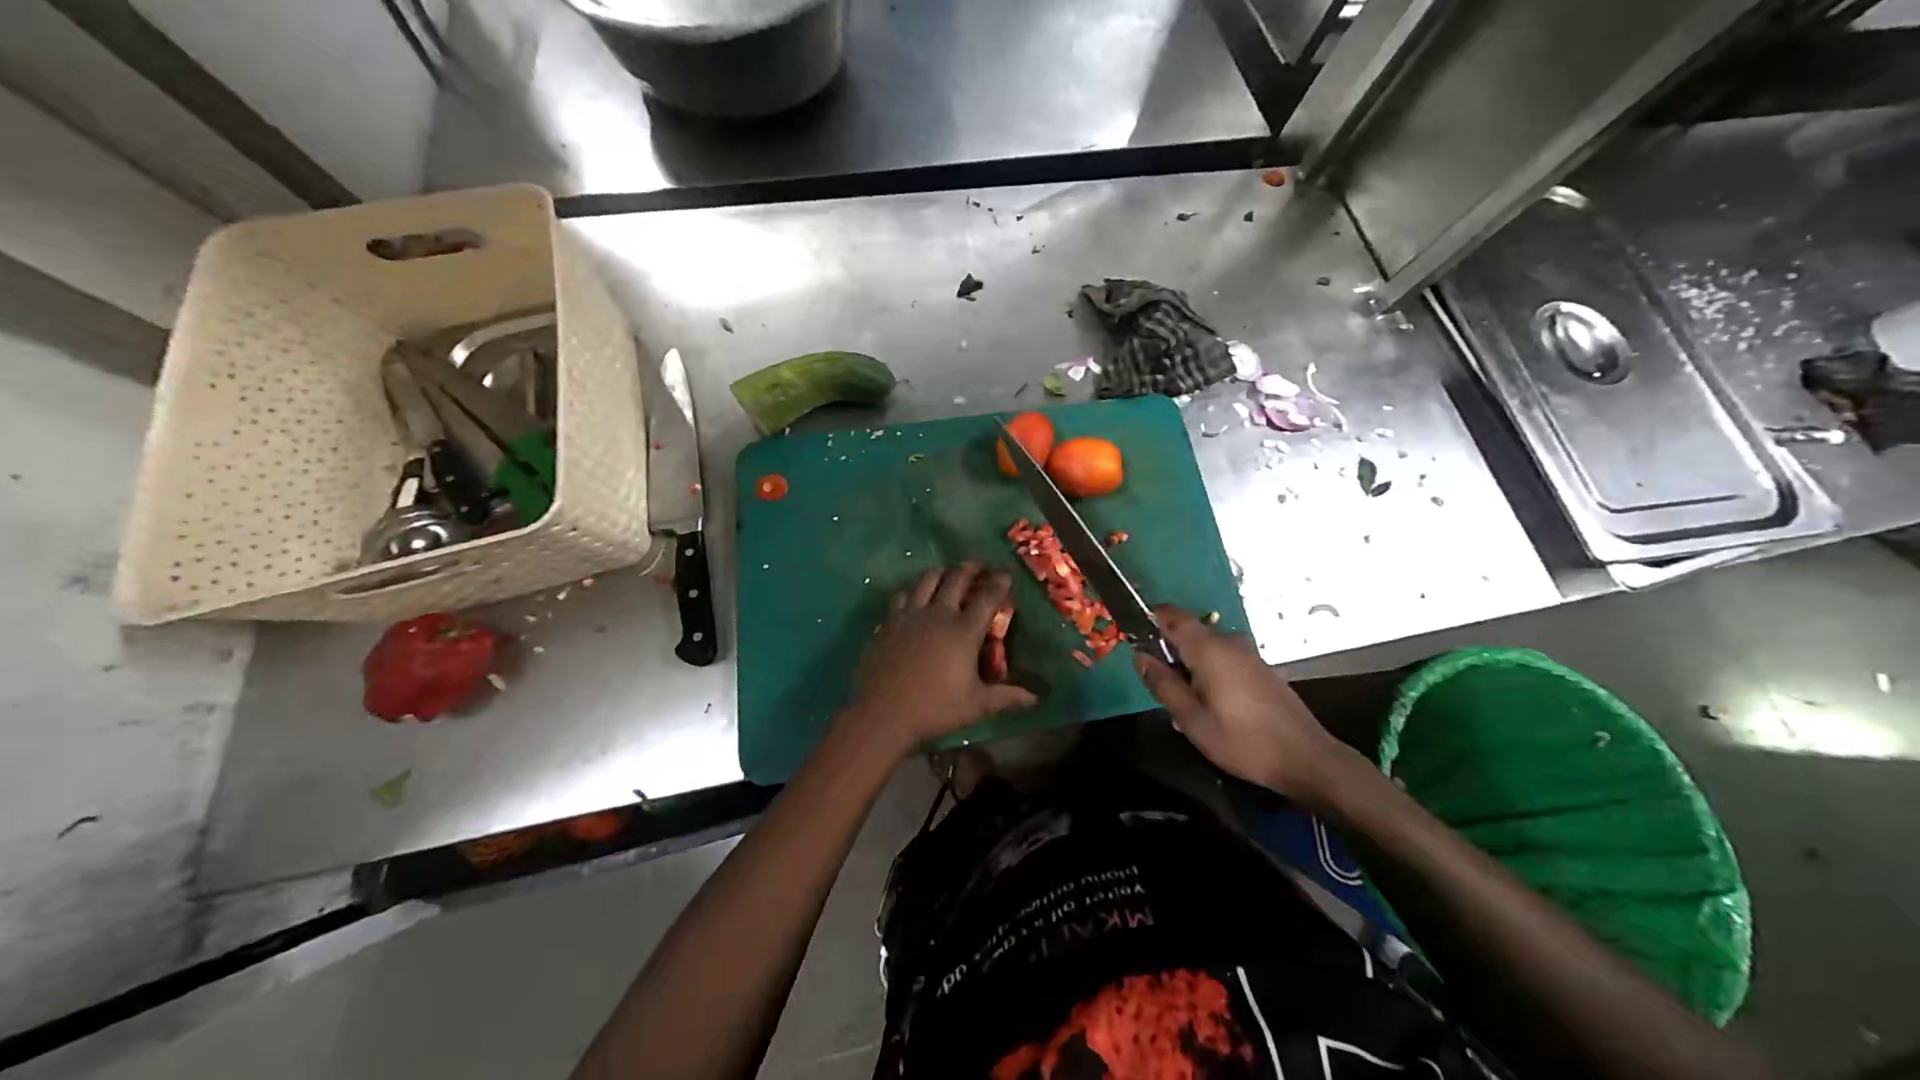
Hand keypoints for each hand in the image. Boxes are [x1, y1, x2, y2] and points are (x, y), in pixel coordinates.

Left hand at [841, 563, 1038, 754]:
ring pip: (926, 581)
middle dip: (970, 569)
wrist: (882, 714)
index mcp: (963, 631)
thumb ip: (1007, 697)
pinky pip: (901, 597)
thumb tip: (1035, 698)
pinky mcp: (888, 624)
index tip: (1006, 573)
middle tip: (978, 565)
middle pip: (956, 580)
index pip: (987, 598)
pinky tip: (914, 595)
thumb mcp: (977, 705)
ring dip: (940, 572)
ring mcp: (909, 616)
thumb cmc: (934, 709)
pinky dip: (912, 590)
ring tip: (947, 572)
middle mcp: (938, 615)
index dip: (1000, 582)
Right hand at [1133, 606, 1355, 806]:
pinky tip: (1211, 706)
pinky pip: (1225, 660)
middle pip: (1191, 633)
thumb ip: (1164, 684)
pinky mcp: (1261, 670)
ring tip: (1184, 703)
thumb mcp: (1192, 720)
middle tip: (1158, 685)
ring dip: (1190, 665)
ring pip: (1208, 649)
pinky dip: (1210, 672)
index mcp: (1209, 650)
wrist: (1307, 759)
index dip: (1152, 617)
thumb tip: (1140, 656)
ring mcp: (1249, 656)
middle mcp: (1230, 644)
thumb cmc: (1243, 741)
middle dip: (1169, 650)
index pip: (1174, 616)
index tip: (1134, 632)